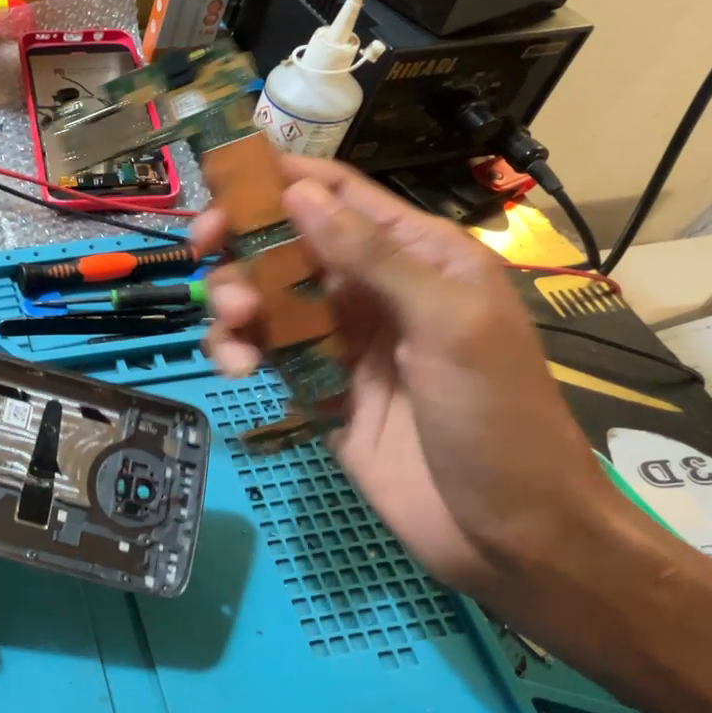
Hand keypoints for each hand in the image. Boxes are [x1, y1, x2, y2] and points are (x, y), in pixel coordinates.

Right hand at [191, 156, 644, 598]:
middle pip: (289, 243)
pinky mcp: (316, 388)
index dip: (280, 179)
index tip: (217, 178)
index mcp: (419, 257)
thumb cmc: (496, 417)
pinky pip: (263, 352)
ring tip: (233, 329)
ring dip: (235, 302)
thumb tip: (299, 194)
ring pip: (266, 298)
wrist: (509, 534)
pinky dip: (238, 352)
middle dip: (242, 242)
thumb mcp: (447, 325)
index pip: (340, 196)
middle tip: (202, 250)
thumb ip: (373, 258)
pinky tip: (237, 371)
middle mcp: (374, 289)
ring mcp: (341, 340)